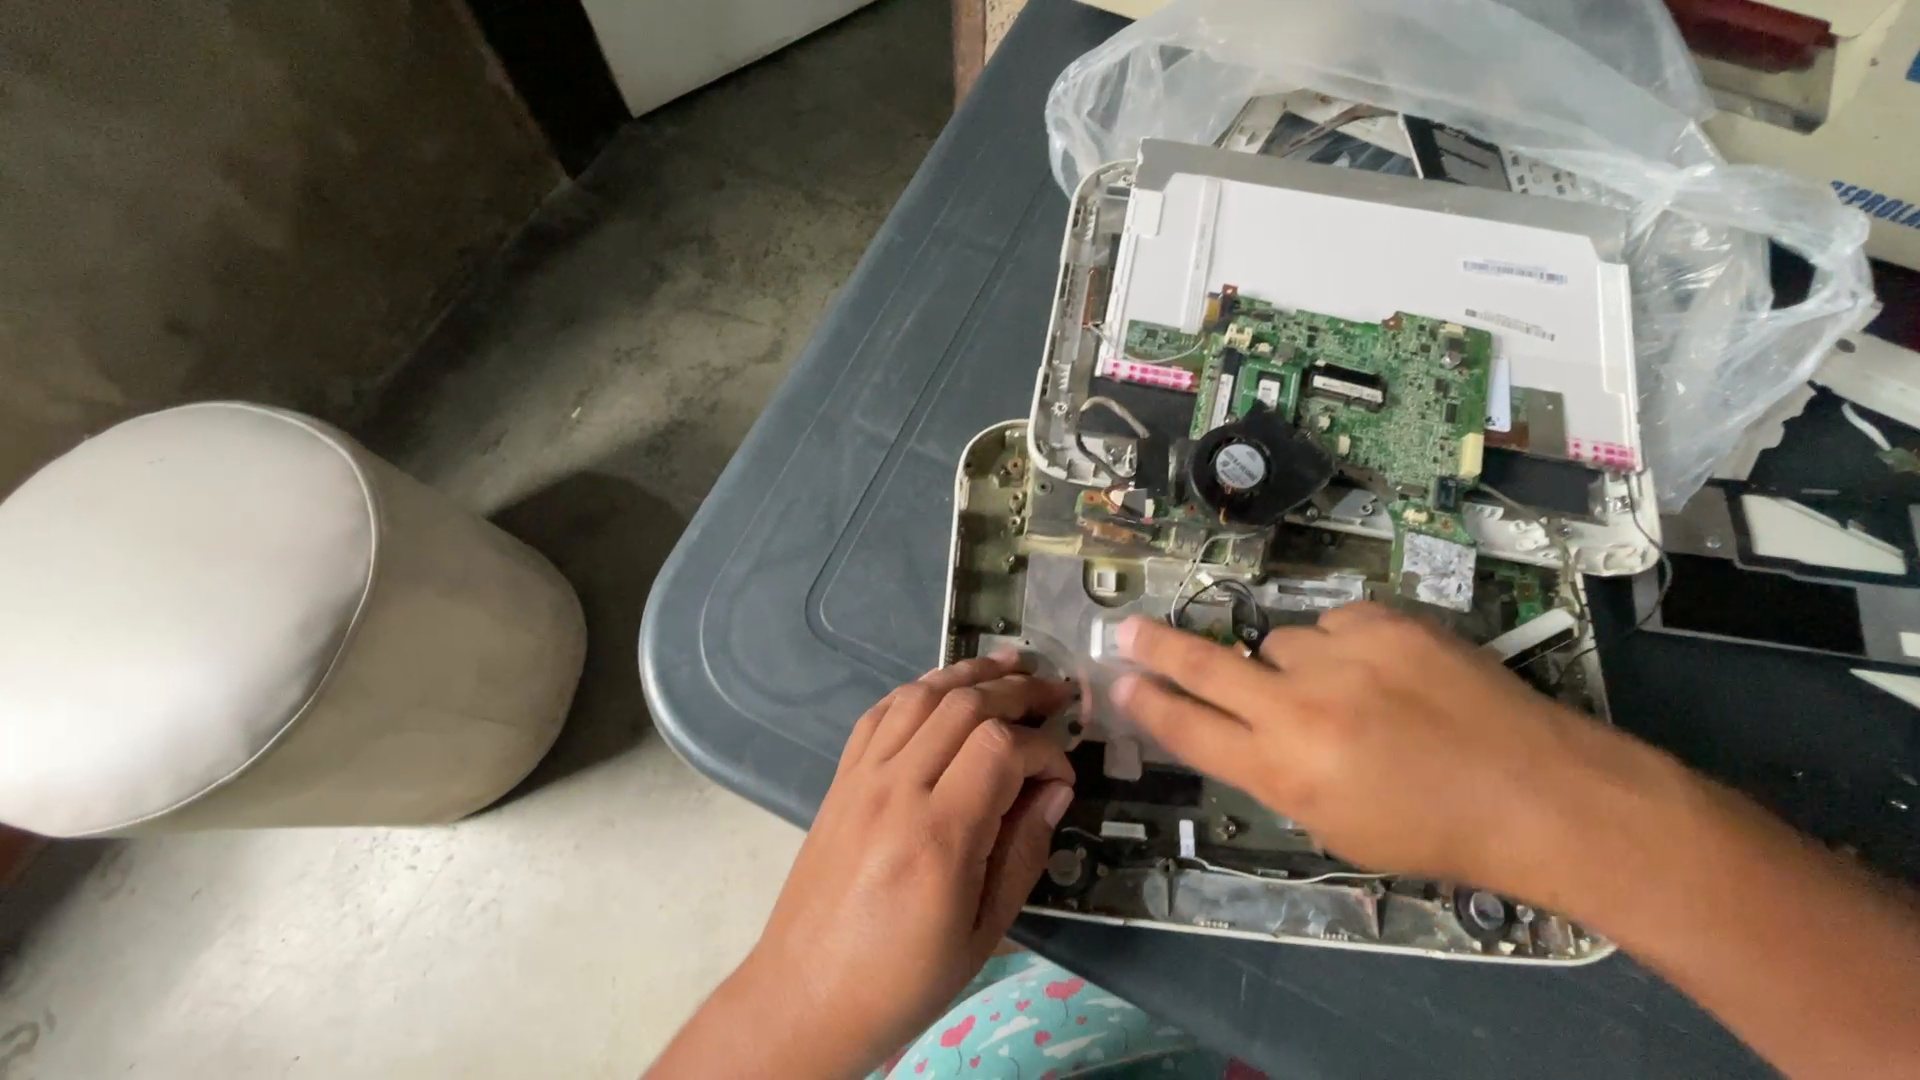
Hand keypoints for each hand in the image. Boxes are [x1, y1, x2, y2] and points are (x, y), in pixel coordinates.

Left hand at [708, 656, 1076, 1077]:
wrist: (805, 996)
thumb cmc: (904, 979)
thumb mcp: (985, 931)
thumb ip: (1024, 850)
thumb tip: (1054, 789)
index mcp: (937, 835)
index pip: (1000, 747)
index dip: (1044, 748)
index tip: (1063, 775)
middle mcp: (895, 789)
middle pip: (962, 705)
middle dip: (1017, 690)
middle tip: (1055, 692)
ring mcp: (861, 777)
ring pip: (920, 695)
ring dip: (969, 674)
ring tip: (1010, 665)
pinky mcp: (841, 778)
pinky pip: (880, 712)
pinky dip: (919, 690)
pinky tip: (944, 688)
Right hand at [1111, 603, 1658, 897]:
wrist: (1544, 794)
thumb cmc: (1431, 829)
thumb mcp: (1332, 824)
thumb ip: (1271, 771)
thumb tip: (1233, 723)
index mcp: (1285, 772)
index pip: (1189, 729)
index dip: (1147, 703)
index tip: (1119, 682)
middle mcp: (1302, 709)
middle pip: (1205, 665)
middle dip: (1159, 647)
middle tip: (1126, 629)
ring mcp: (1344, 658)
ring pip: (1281, 643)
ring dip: (1296, 666)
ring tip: (1350, 695)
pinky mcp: (1385, 621)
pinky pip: (1335, 625)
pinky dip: (1346, 647)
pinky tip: (1384, 674)